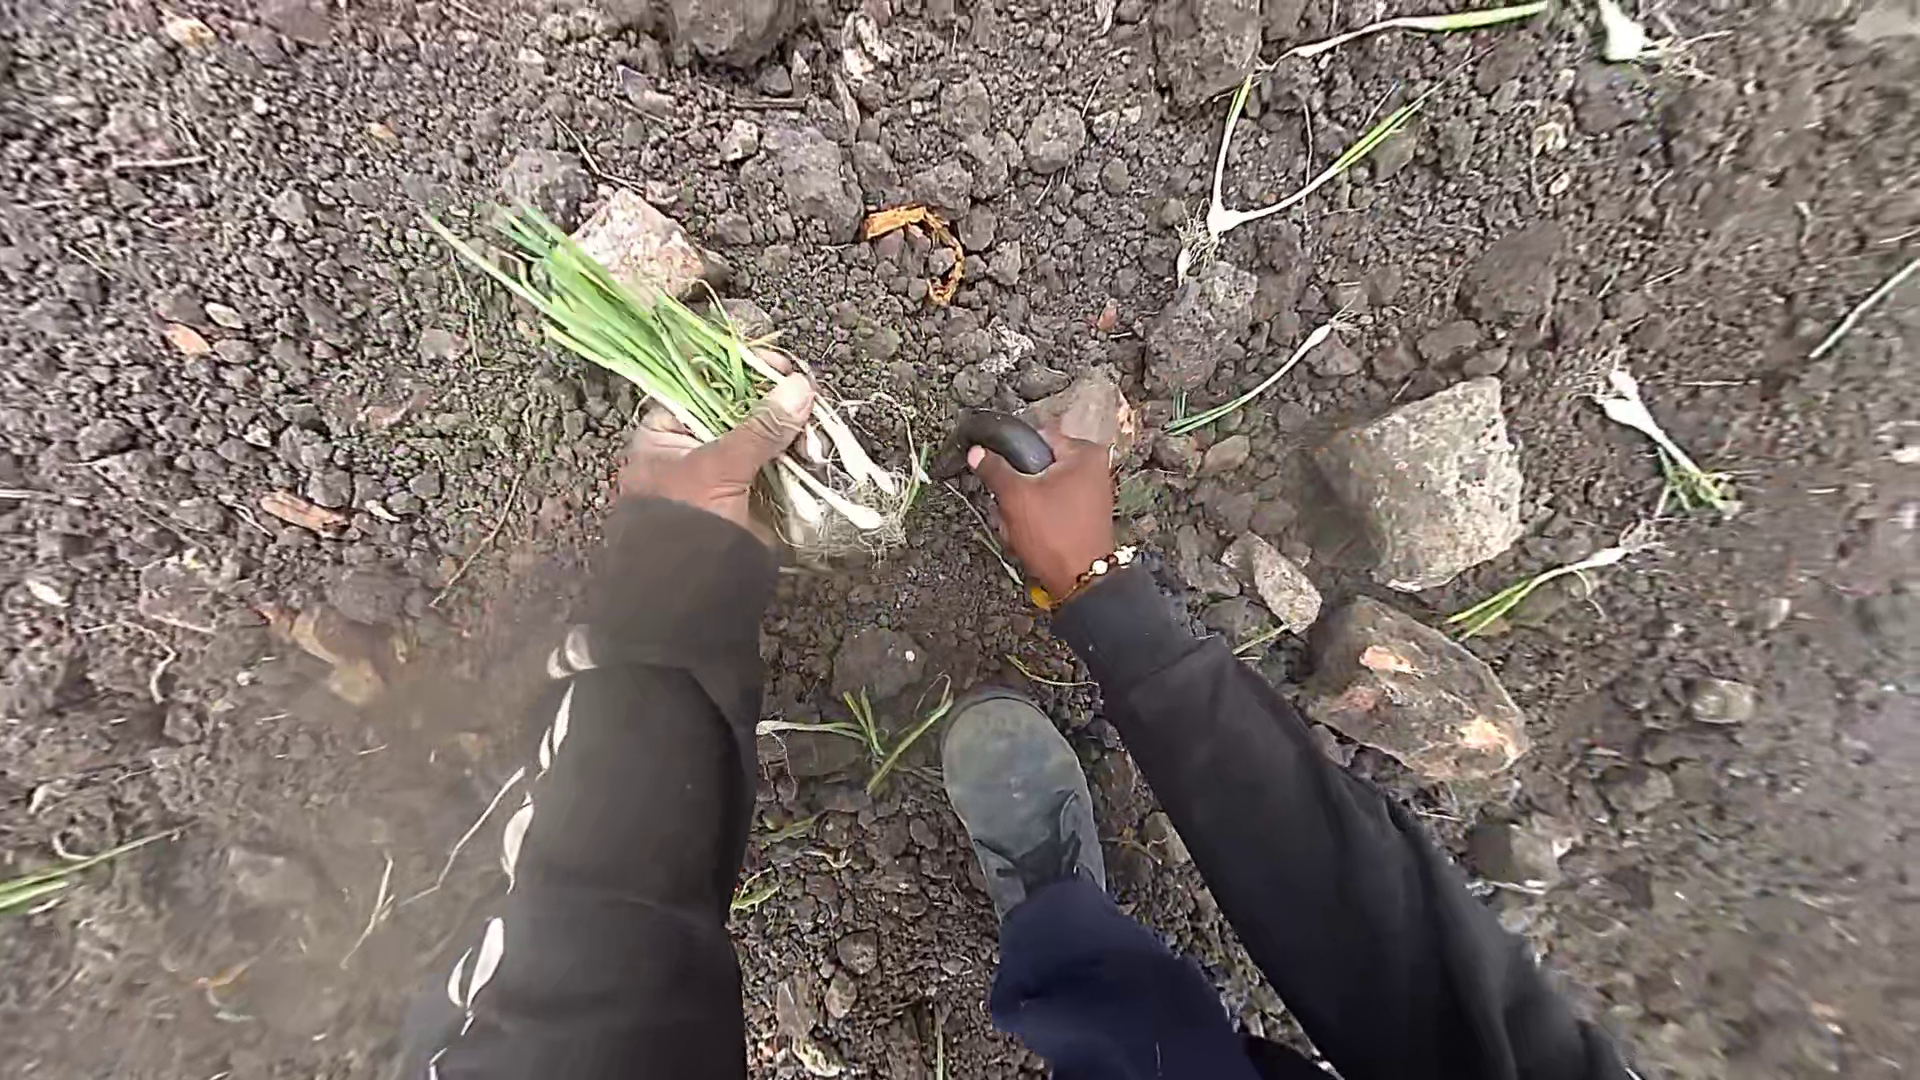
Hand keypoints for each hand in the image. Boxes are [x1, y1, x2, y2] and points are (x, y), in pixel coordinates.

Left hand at [618, 372, 814, 544]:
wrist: (697, 591)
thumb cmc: (686, 523)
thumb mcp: (716, 468)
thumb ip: (760, 428)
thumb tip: (800, 387)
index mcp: (671, 430)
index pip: (709, 383)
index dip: (744, 371)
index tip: (780, 367)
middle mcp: (702, 443)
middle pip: (747, 406)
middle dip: (780, 404)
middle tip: (809, 400)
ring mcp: (735, 467)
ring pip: (772, 433)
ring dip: (797, 432)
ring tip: (813, 443)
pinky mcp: (762, 490)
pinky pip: (787, 461)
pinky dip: (803, 456)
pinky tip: (816, 454)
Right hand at [968, 428, 1114, 598]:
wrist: (1080, 580)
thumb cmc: (1055, 536)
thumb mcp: (1016, 497)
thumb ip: (994, 470)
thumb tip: (977, 452)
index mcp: (1084, 453)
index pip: (1038, 436)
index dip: (1014, 453)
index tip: (999, 469)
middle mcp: (1093, 468)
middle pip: (1038, 465)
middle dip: (1018, 485)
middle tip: (1010, 503)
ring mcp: (1090, 492)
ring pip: (1041, 488)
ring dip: (1023, 505)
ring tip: (1018, 523)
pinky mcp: (1084, 514)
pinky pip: (1051, 505)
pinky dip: (1037, 516)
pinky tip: (1028, 533)